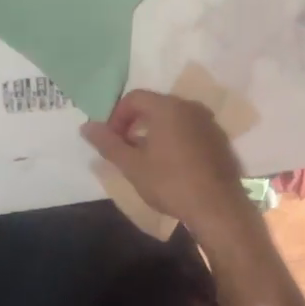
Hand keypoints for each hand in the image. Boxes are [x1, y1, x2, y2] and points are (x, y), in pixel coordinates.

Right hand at [81, 90, 253, 240]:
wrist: (217, 207)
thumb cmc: (170, 183)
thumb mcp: (132, 166)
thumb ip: (108, 143)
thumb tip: (86, 126)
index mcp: (167, 107)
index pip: (134, 97)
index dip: (116, 117)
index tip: (111, 142)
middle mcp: (190, 107)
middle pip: (154, 105)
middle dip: (134, 124)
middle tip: (125, 151)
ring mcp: (208, 123)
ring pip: (173, 119)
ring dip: (154, 133)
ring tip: (146, 160)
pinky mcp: (219, 140)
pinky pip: (189, 130)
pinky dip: (174, 140)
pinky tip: (171, 166)